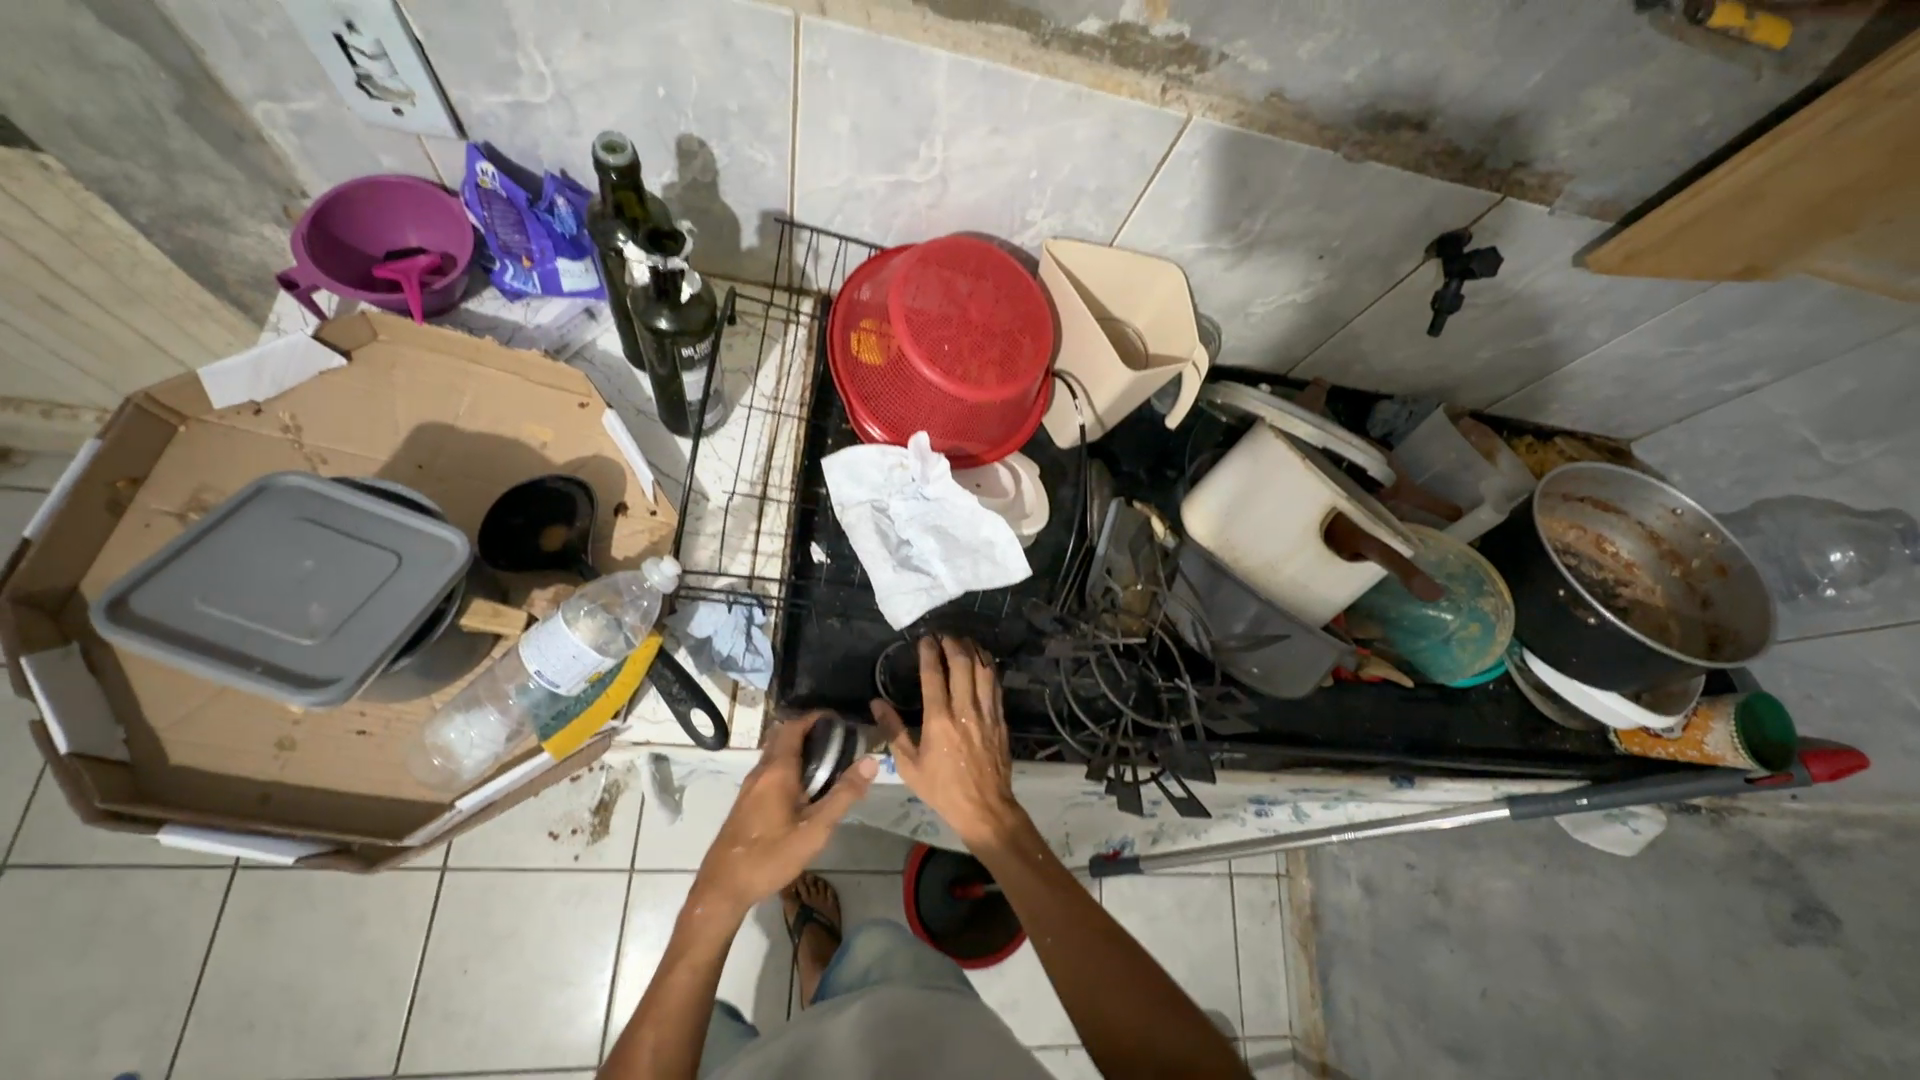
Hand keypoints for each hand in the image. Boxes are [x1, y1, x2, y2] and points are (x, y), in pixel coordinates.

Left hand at [693, 711, 875, 914]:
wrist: (723, 888)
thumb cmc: (770, 856)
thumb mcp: (815, 830)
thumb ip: (843, 795)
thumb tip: (870, 761)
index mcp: (777, 772)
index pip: (794, 728)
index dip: (815, 718)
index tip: (839, 721)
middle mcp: (760, 773)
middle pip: (782, 738)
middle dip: (809, 733)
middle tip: (838, 742)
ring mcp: (750, 788)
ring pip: (775, 757)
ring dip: (798, 752)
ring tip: (827, 765)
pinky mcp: (746, 804)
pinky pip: (770, 773)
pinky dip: (789, 769)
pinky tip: (804, 792)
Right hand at [872, 636, 1023, 849]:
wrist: (984, 807)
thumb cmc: (942, 789)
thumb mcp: (909, 765)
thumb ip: (892, 731)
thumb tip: (876, 704)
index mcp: (939, 720)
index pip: (934, 675)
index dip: (929, 653)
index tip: (924, 639)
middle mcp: (965, 710)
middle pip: (962, 664)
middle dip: (953, 644)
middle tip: (944, 635)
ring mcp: (986, 713)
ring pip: (983, 670)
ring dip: (973, 651)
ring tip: (963, 641)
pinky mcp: (1000, 719)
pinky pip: (995, 685)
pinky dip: (988, 668)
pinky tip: (983, 661)